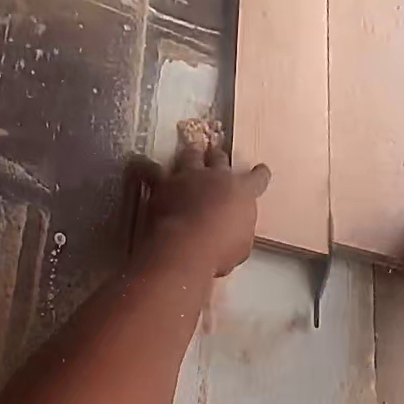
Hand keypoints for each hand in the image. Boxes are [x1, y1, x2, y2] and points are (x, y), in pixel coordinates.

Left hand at [138, 136, 270, 277]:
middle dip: (219, 157)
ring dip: (191, 154)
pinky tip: (142, 165)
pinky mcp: (162, 184)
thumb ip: (239, 231)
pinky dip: (147, 168)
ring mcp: (187, 177)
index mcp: (242, 191)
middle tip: (218, 155)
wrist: (186, 248)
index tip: (261, 171)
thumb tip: (235, 232)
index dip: (259, 176)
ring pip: (190, 155)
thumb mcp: (241, 247)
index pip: (256, 179)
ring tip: (190, 151)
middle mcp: (216, 176)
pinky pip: (151, 170)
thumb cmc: (221, 251)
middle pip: (220, 158)